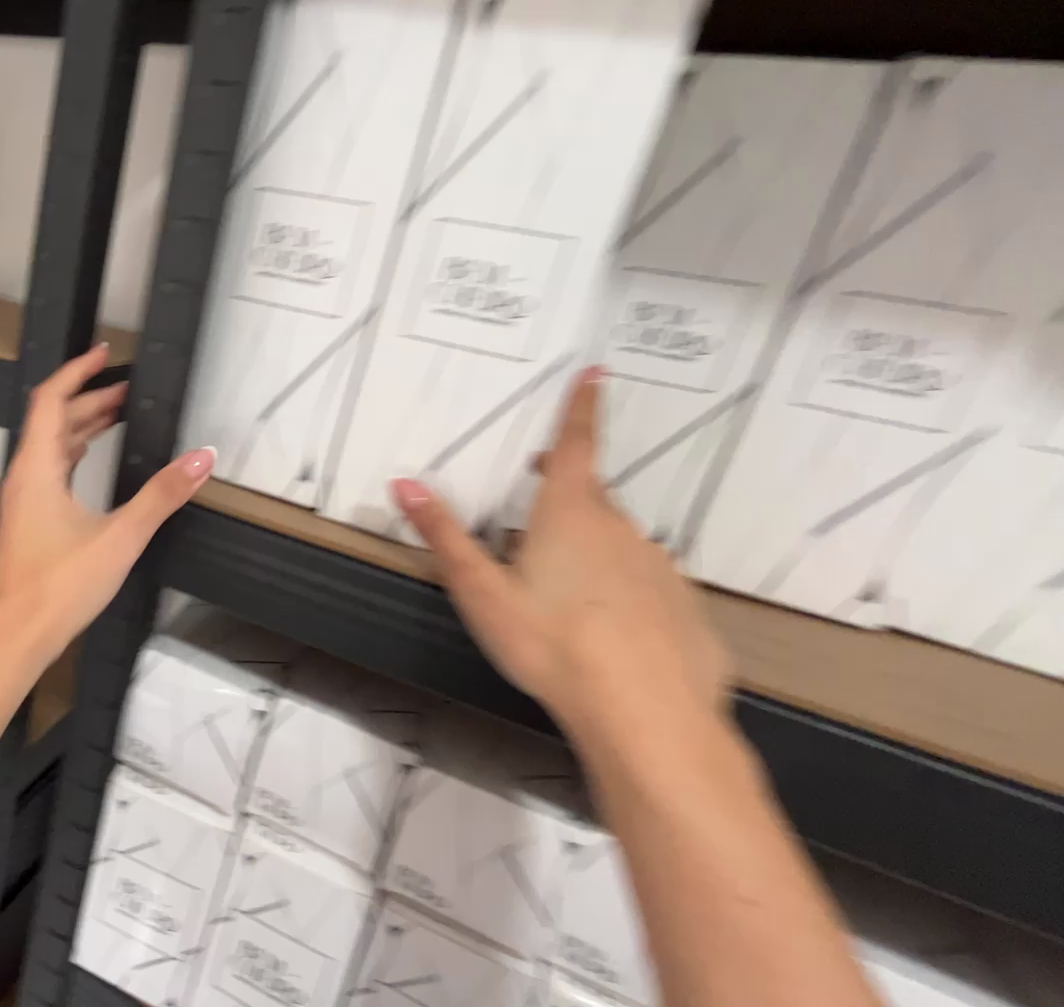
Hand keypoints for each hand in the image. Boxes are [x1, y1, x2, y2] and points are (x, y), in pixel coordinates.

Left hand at [0, 344, 215, 654]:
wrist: (16, 636)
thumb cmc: (55, 589)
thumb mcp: (121, 536)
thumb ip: (162, 495)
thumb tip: (198, 460)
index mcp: (38, 469)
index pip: (52, 399)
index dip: (77, 371)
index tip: (103, 353)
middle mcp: (25, 477)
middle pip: (54, 420)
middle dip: (91, 399)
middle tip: (127, 390)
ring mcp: (24, 499)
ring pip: (52, 446)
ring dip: (83, 427)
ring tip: (117, 415)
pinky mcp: (29, 519)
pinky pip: (51, 470)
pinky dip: (75, 454)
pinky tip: (92, 461)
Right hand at [390, 366, 731, 747]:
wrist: (646, 715)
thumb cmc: (552, 644)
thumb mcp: (482, 592)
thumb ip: (444, 535)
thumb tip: (404, 482)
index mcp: (570, 516)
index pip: (575, 447)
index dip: (580, 409)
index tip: (594, 373)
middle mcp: (621, 530)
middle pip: (591, 498)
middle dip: (564, 493)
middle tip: (533, 509)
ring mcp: (659, 568)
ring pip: (618, 543)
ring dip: (590, 548)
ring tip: (561, 589)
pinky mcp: (683, 609)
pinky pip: (645, 587)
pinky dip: (621, 593)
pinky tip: (605, 632)